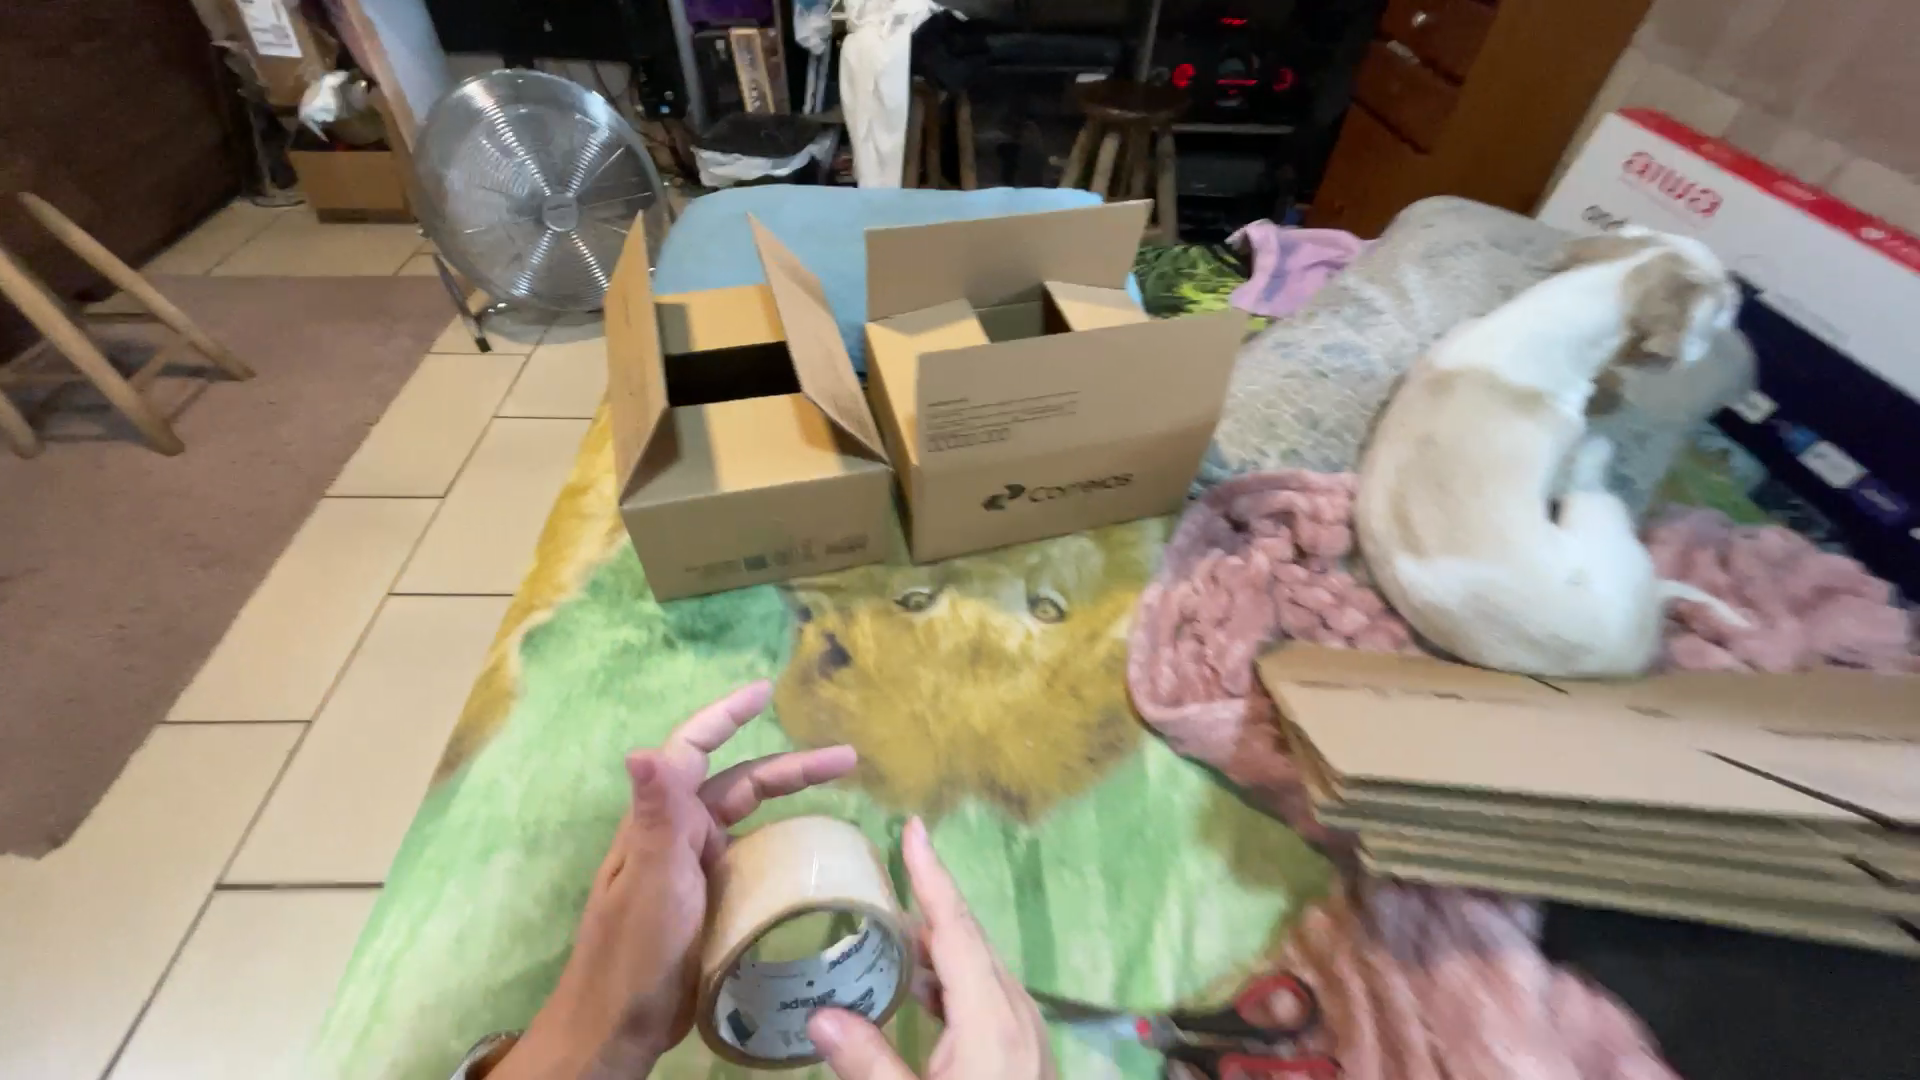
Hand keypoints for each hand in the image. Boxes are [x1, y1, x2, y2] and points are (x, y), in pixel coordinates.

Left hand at [493, 681, 856, 1079]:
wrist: (618, 1029)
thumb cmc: (632, 953)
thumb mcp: (651, 882)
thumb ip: (655, 816)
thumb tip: (641, 750)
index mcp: (665, 818)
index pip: (695, 748)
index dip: (727, 715)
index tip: (764, 692)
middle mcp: (683, 830)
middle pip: (744, 781)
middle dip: (794, 766)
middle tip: (846, 759)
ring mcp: (700, 863)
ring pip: (755, 816)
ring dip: (795, 799)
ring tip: (844, 797)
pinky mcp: (716, 893)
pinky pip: (758, 853)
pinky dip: (787, 841)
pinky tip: (815, 852)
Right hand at [805, 817, 1055, 1079]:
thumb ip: (870, 1064)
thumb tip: (819, 1015)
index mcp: (992, 1018)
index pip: (955, 927)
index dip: (932, 875)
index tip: (913, 827)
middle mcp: (1015, 1013)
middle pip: (969, 939)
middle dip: (932, 900)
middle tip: (893, 867)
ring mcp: (1025, 1033)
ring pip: (978, 966)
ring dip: (939, 942)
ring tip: (895, 926)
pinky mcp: (1021, 1053)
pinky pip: (984, 993)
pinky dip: (950, 978)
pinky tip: (922, 989)